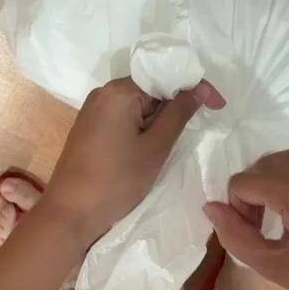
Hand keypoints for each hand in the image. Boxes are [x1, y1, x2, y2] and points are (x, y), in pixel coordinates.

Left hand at [34, 78, 225, 245]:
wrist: (70, 214)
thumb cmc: (116, 181)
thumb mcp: (155, 147)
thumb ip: (179, 113)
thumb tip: (201, 88)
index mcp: (118, 91)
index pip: (164, 76)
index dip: (194, 87)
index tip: (219, 106)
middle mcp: (103, 93)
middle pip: (150, 88)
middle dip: (175, 104)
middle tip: (199, 126)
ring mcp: (93, 111)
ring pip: (138, 104)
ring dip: (159, 118)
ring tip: (174, 140)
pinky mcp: (90, 128)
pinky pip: (124, 117)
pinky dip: (142, 126)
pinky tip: (152, 145)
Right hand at [203, 150, 288, 289]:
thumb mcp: (275, 266)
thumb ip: (235, 236)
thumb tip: (210, 207)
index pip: (242, 182)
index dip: (237, 210)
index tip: (254, 236)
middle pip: (260, 166)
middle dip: (251, 195)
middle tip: (262, 230)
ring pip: (281, 161)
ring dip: (269, 185)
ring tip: (278, 221)